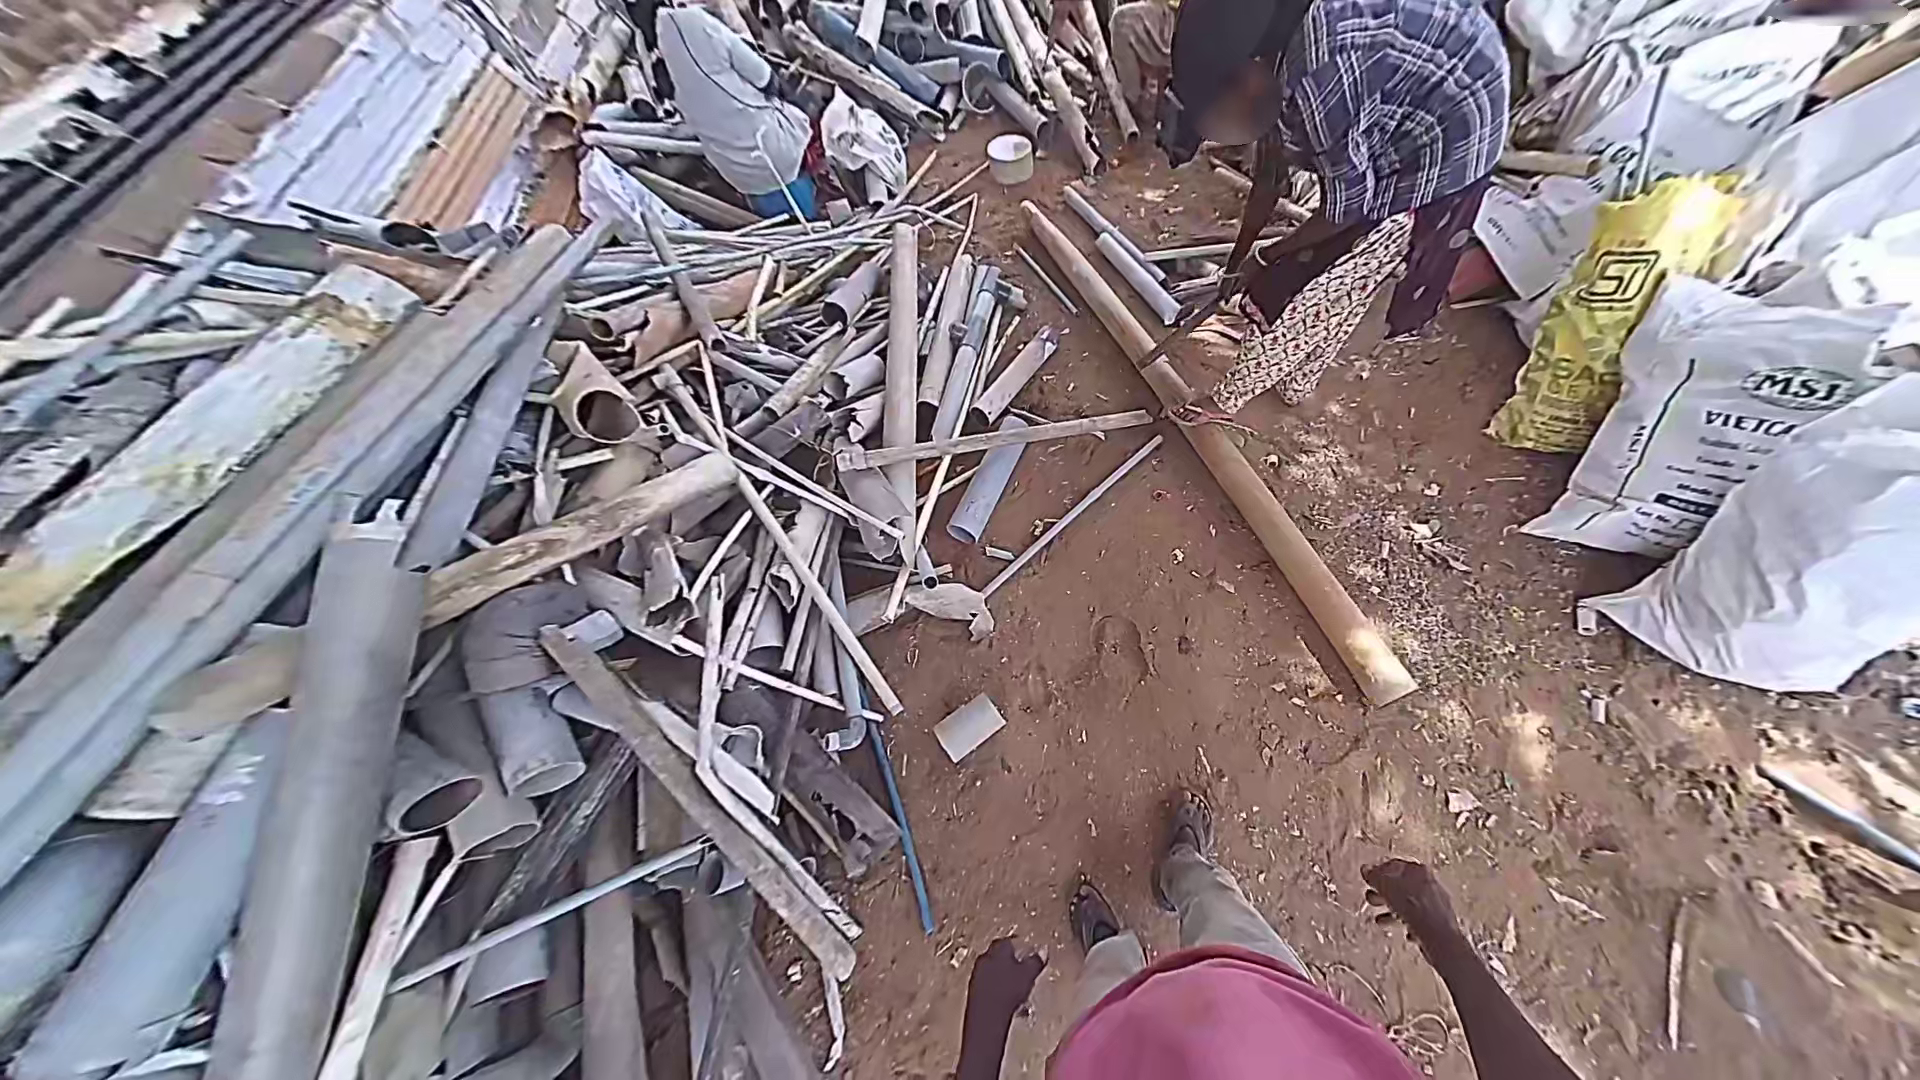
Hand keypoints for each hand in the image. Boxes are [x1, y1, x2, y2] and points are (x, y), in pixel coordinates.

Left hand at [965, 937, 1046, 1024]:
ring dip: (1004, 977)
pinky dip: (997, 988)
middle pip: (1001, 955)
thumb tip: (1043, 952)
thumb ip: (1036, 961)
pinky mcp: (974, 990)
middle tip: (1023, 972)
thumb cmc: (1007, 991)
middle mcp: (985, 957)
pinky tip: (1005, 999)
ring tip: (1016, 989)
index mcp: (998, 947)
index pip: (1010, 941)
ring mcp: (978, 973)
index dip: (1021, 948)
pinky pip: (988, 984)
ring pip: (994, 970)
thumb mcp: (1029, 974)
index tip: (1028, 954)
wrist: (987, 1014)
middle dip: (1012, 963)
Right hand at [1363, 859, 1460, 946]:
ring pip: (1409, 904)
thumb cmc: (1412, 905)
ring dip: (1393, 911)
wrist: (1436, 935)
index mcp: (1417, 870)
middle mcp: (1430, 884)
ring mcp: (1437, 904)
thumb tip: (1366, 870)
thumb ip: (1373, 875)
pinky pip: (1420, 920)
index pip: (1393, 865)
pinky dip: (1409, 923)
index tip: (1369, 879)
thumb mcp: (1383, 885)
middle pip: (1401, 886)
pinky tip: (1403, 929)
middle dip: (1385, 894)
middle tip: (1374, 899)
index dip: (1378, 872)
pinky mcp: (1441, 924)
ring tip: (1383, 920)